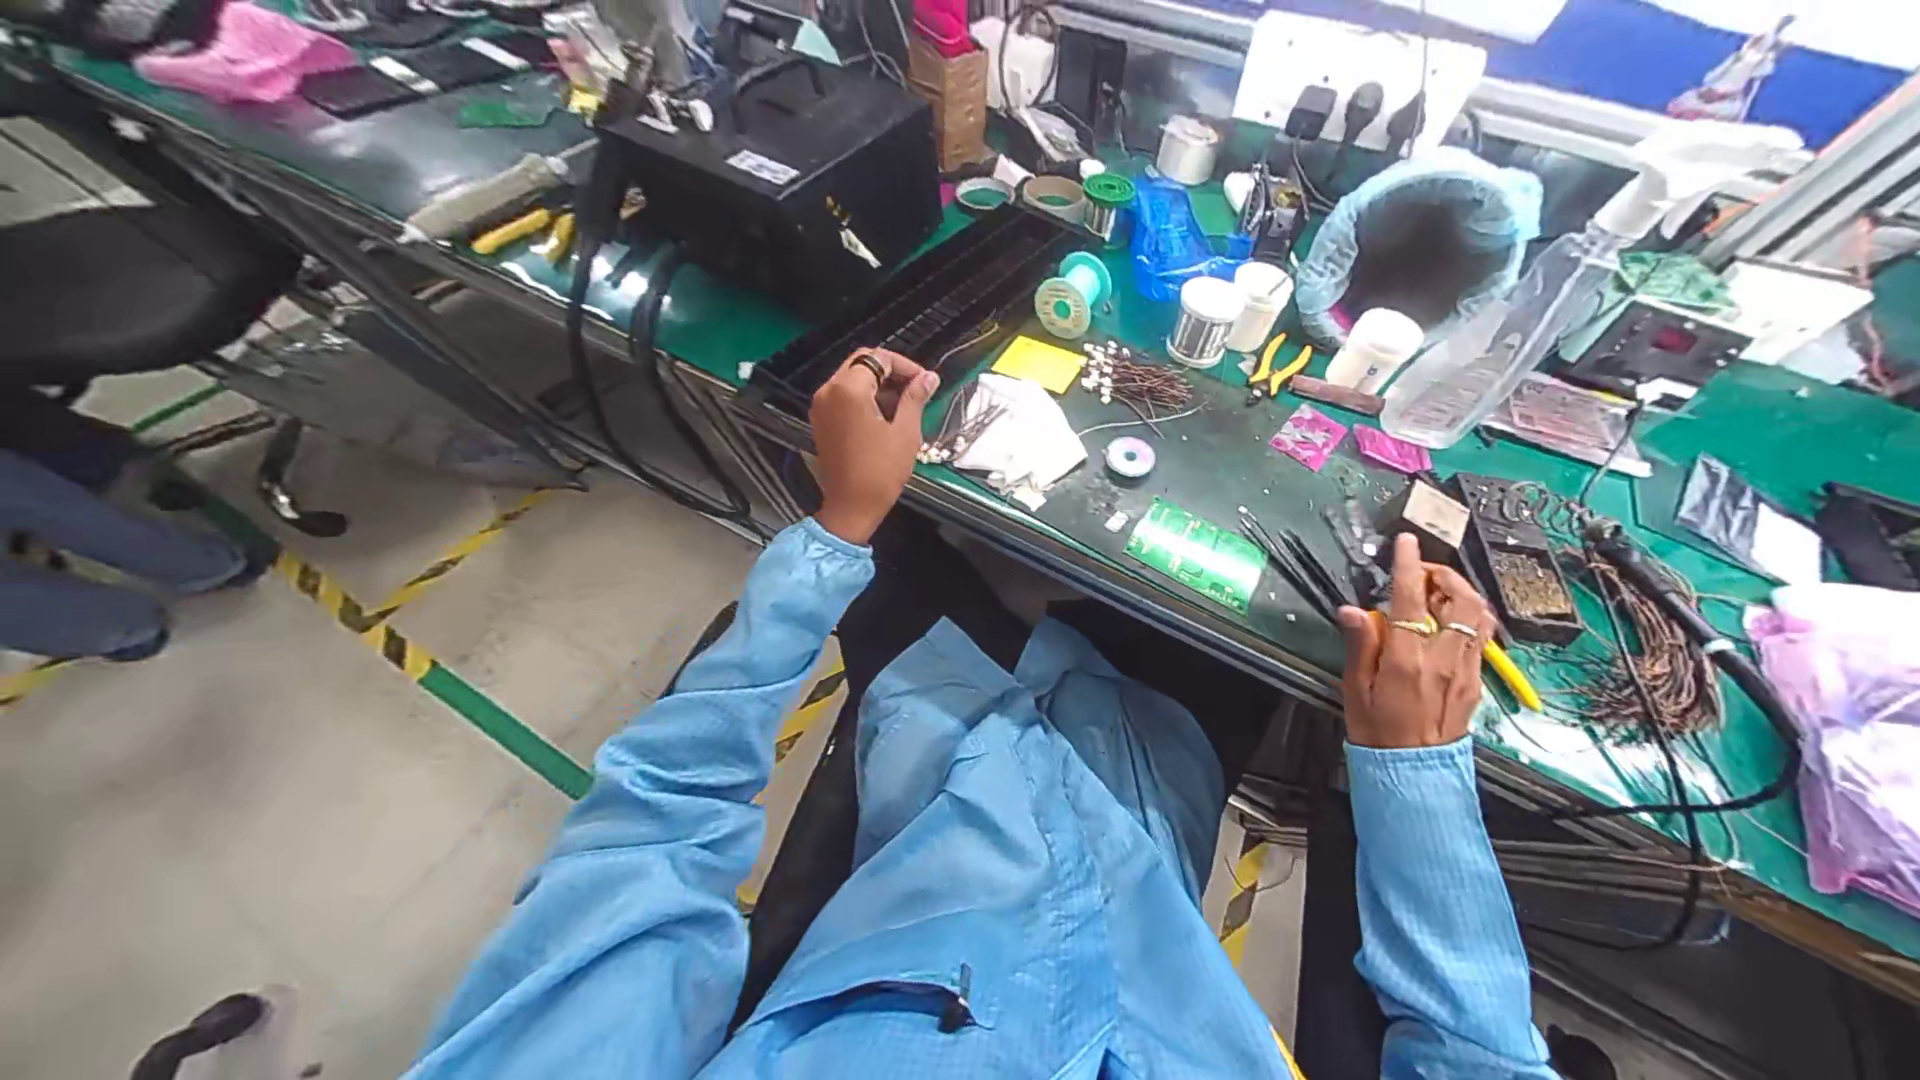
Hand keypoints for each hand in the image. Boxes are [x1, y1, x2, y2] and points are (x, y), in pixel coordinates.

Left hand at [810, 348, 938, 544]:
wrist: (851, 507)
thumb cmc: (881, 472)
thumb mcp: (905, 433)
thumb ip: (915, 398)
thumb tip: (929, 377)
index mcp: (848, 390)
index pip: (878, 358)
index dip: (905, 366)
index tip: (924, 381)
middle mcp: (828, 391)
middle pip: (861, 363)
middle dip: (890, 372)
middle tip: (915, 389)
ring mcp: (821, 406)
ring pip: (851, 378)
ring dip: (878, 384)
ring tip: (904, 404)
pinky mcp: (820, 420)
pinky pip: (843, 396)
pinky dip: (863, 397)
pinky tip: (884, 414)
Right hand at [1335, 534, 1498, 748]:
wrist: (1414, 770)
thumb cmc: (1375, 727)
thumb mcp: (1355, 686)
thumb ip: (1360, 644)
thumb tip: (1352, 609)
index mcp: (1408, 660)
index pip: (1410, 600)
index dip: (1409, 566)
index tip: (1406, 543)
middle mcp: (1444, 659)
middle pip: (1460, 600)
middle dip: (1443, 574)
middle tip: (1419, 570)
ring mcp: (1468, 669)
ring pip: (1480, 614)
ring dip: (1462, 591)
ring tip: (1436, 589)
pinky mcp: (1477, 679)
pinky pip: (1482, 635)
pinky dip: (1469, 613)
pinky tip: (1449, 616)